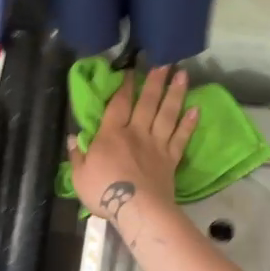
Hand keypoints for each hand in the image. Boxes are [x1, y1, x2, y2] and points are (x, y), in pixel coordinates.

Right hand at [69, 67, 199, 235]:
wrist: (137, 208)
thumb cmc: (104, 192)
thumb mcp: (79, 176)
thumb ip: (77, 155)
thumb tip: (73, 137)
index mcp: (111, 134)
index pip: (119, 104)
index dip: (125, 86)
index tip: (132, 71)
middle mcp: (136, 133)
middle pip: (147, 102)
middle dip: (155, 81)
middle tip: (164, 62)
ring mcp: (156, 145)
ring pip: (167, 114)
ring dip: (175, 93)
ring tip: (182, 75)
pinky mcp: (171, 159)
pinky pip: (181, 137)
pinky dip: (189, 123)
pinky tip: (196, 109)